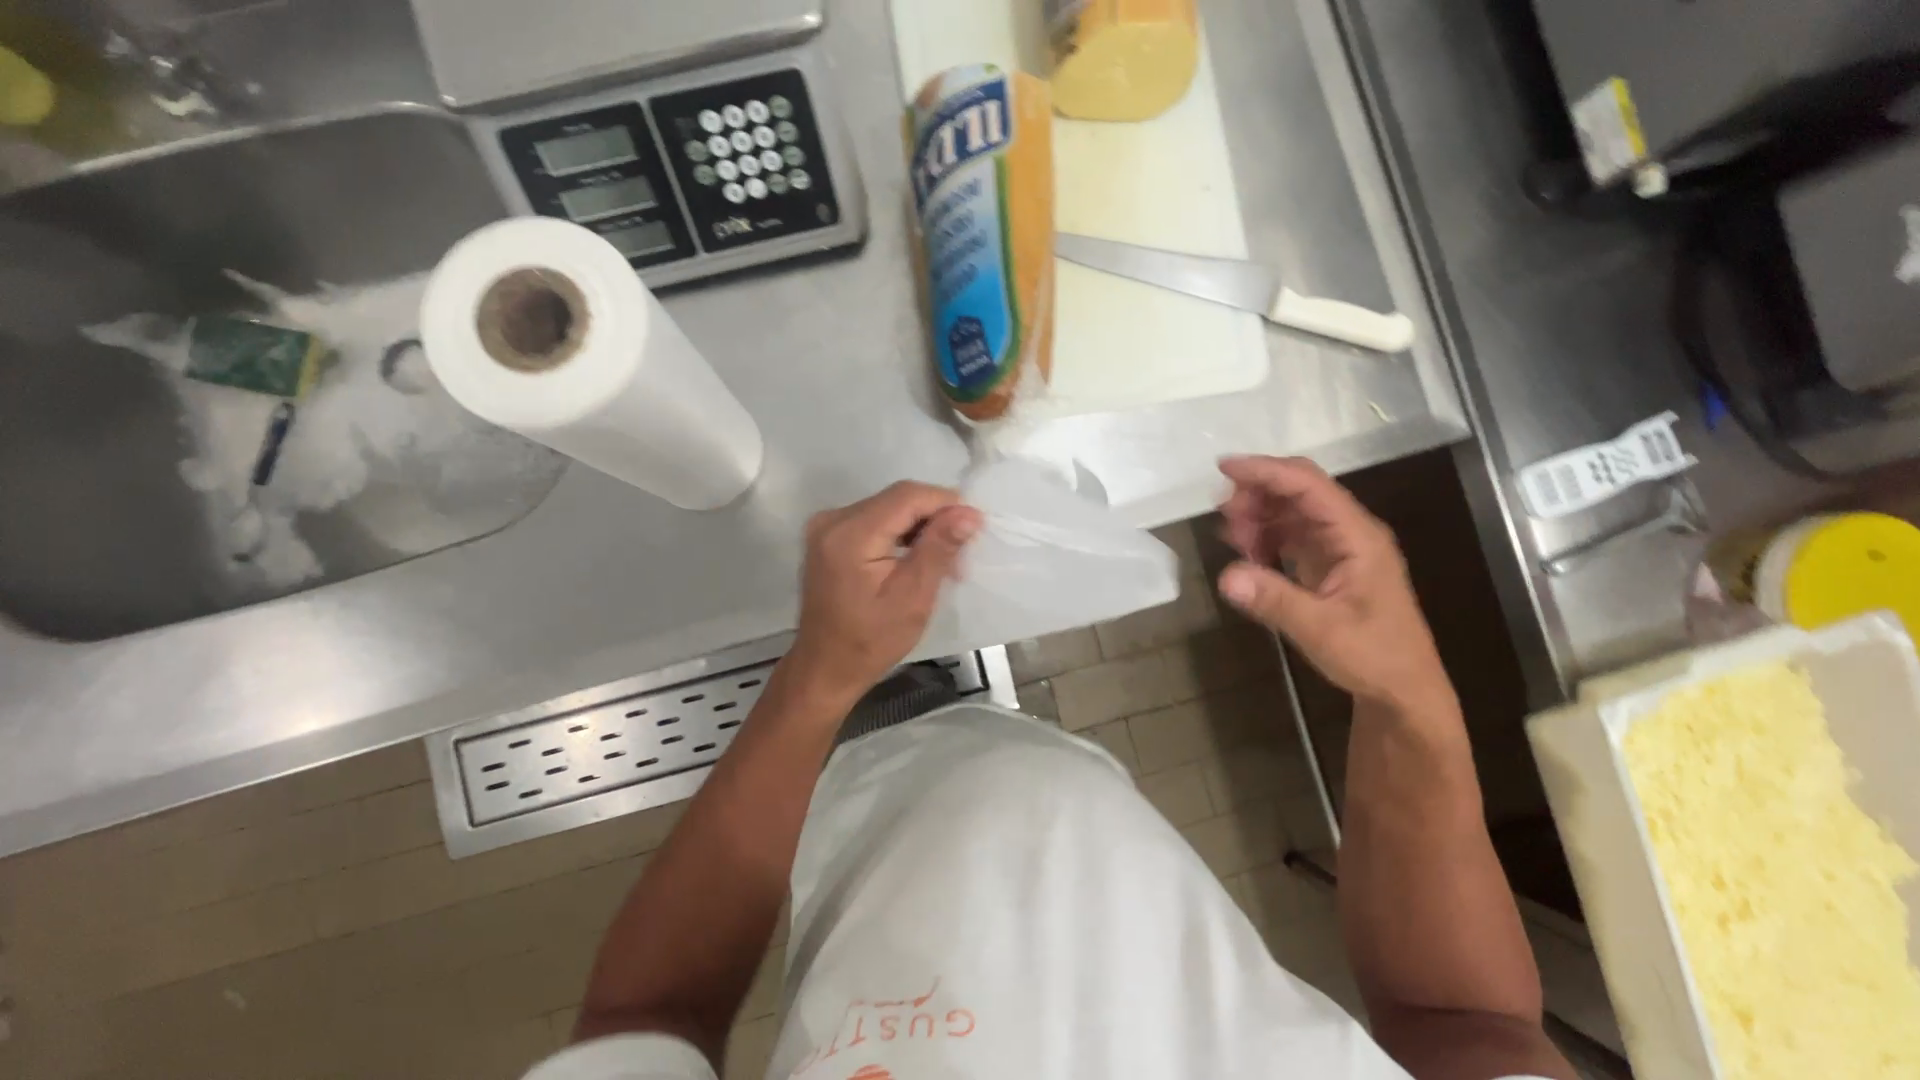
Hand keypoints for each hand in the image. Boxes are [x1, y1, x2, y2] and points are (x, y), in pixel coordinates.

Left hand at [785, 481, 983, 702]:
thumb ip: (938, 549)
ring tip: (944, 558)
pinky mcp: (828, 537)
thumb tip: (969, 513)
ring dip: (919, 526)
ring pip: (887, 508)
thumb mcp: (913, 597)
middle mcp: (832, 520)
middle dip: (934, 517)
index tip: (975, 526)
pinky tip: (916, 556)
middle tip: (962, 549)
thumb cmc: (871, 641)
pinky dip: (898, 533)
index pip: (907, 496)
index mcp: (850, 534)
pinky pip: (873, 520)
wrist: (825, 667)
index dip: (945, 503)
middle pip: (896, 499)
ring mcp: (826, 527)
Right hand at [1213, 456, 1452, 715]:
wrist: (1404, 691)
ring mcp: (1342, 549)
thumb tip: (1226, 575)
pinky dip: (1267, 537)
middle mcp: (1351, 533)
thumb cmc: (1374, 657)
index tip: (1224, 468)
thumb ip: (1274, 600)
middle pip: (1301, 491)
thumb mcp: (1321, 631)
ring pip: (1295, 513)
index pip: (1309, 486)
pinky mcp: (1331, 567)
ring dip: (1260, 514)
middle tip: (1222, 512)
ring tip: (1229, 535)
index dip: (1267, 472)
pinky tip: (1246, 552)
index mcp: (1358, 537)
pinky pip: (1294, 537)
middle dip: (1259, 492)